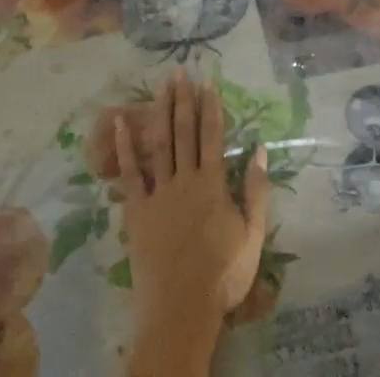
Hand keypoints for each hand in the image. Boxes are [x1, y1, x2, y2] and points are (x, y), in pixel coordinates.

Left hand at [117, 71, 270, 373]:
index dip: (211, 108)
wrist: (182, 307)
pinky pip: (130, 172)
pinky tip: (118, 123)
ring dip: (160, 112)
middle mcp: (185, 179)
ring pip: (159, 144)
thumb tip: (260, 149)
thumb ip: (256, 190)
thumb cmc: (224, 274)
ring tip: (161, 86)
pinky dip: (124, 146)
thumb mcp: (254, 234)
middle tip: (180, 71)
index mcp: (214, 184)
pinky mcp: (137, 210)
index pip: (213, 137)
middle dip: (183, 100)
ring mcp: (158, 193)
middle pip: (184, 132)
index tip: (209, 82)